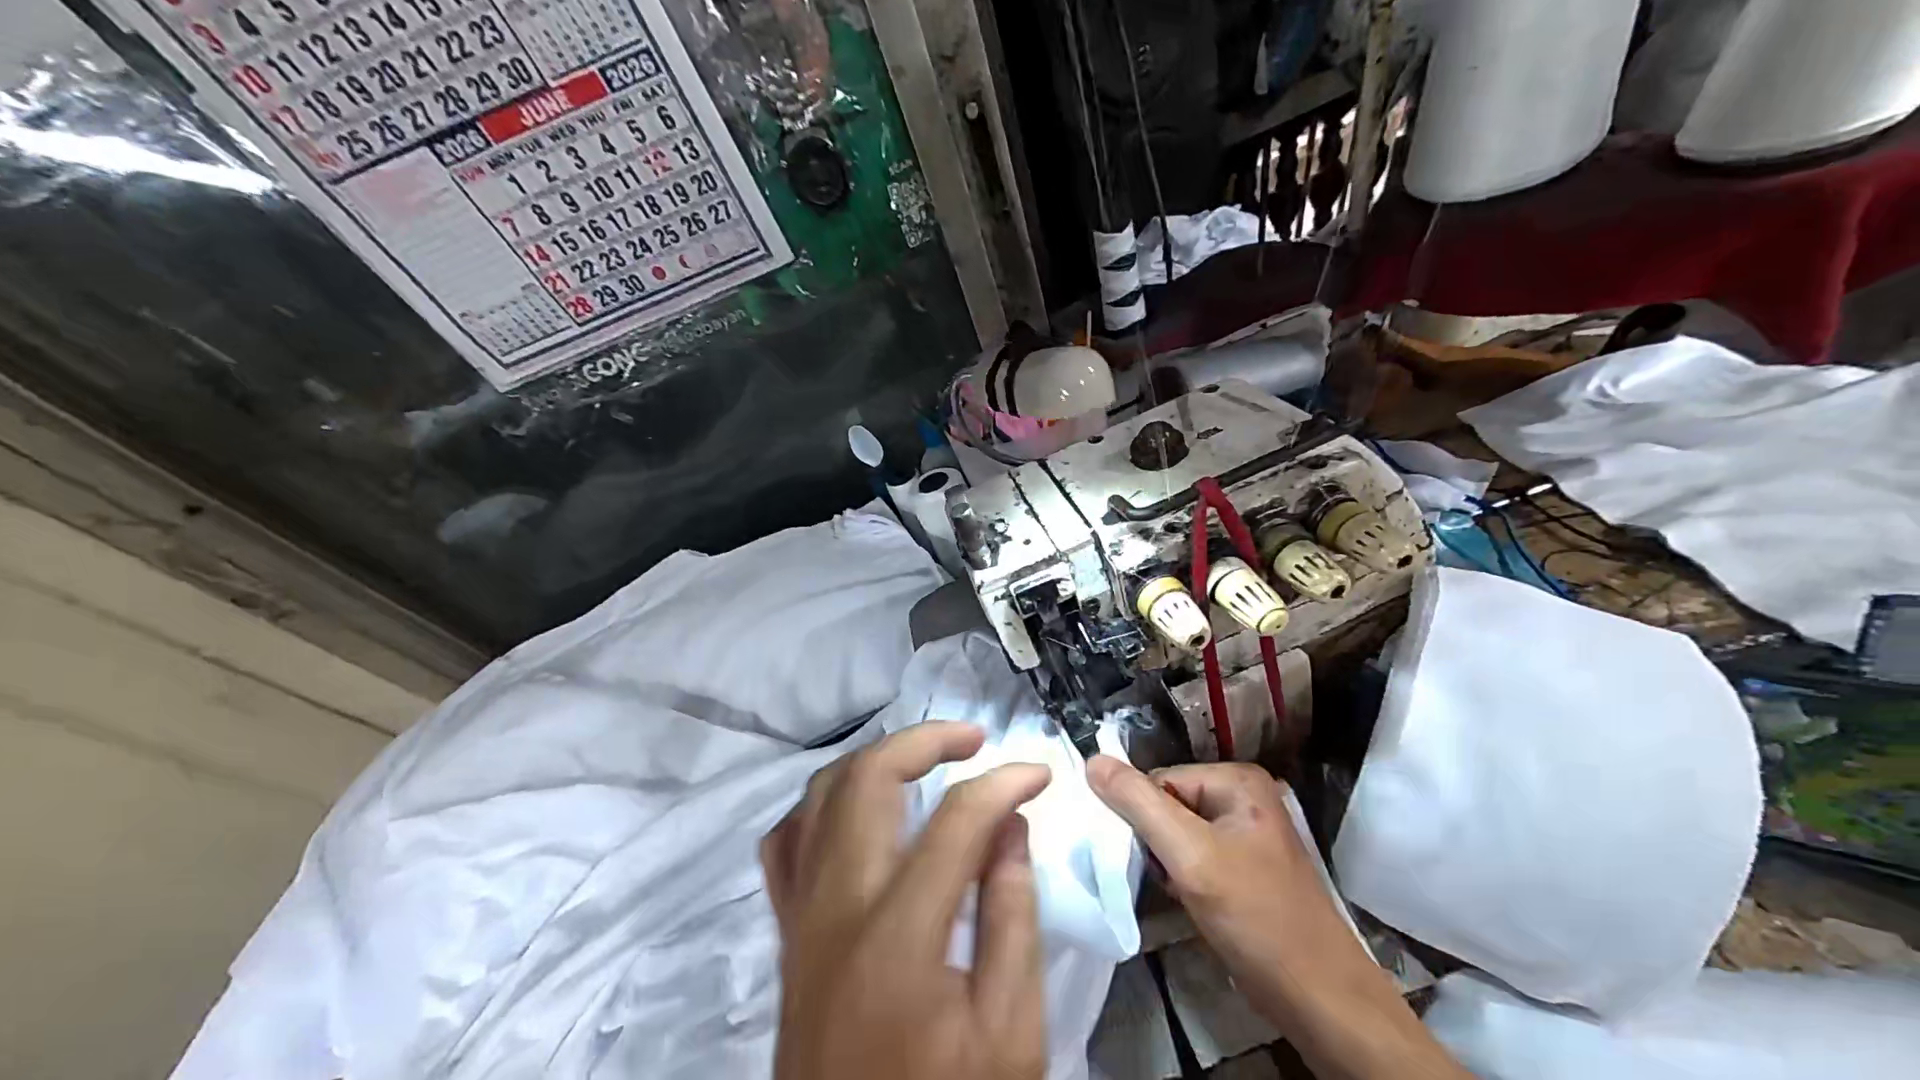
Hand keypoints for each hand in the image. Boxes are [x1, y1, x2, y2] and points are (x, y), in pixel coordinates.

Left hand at [762, 723, 1052, 1079]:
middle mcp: (837, 906)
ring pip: (820, 794)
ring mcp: (802, 913)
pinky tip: (860, 810)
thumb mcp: (1009, 1031)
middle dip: (925, 740)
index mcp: (899, 935)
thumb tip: (1009, 825)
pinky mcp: (787, 929)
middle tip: (974, 740)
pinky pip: (788, 840)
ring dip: (874, 760)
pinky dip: (824, 805)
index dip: (1004, 783)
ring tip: (924, 760)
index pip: (955, 821)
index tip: (1039, 775)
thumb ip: (1011, 916)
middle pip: (867, 779)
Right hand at [1087, 757, 1468, 1079]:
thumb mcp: (1190, 855)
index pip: (1159, 780)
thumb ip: (1138, 804)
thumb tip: (1092, 760)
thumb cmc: (1256, 917)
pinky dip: (1183, 877)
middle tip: (1168, 877)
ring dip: (1167, 863)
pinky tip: (1191, 901)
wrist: (1318, 997)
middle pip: (1166, 804)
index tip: (1152, 858)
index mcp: (1236, 779)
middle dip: (1156, 843)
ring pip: (1175, 834)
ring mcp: (1245, 833)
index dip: (1145, 818)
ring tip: (1182, 892)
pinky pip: (1193, 857)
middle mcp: (1242, 796)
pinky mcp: (1243, 866)